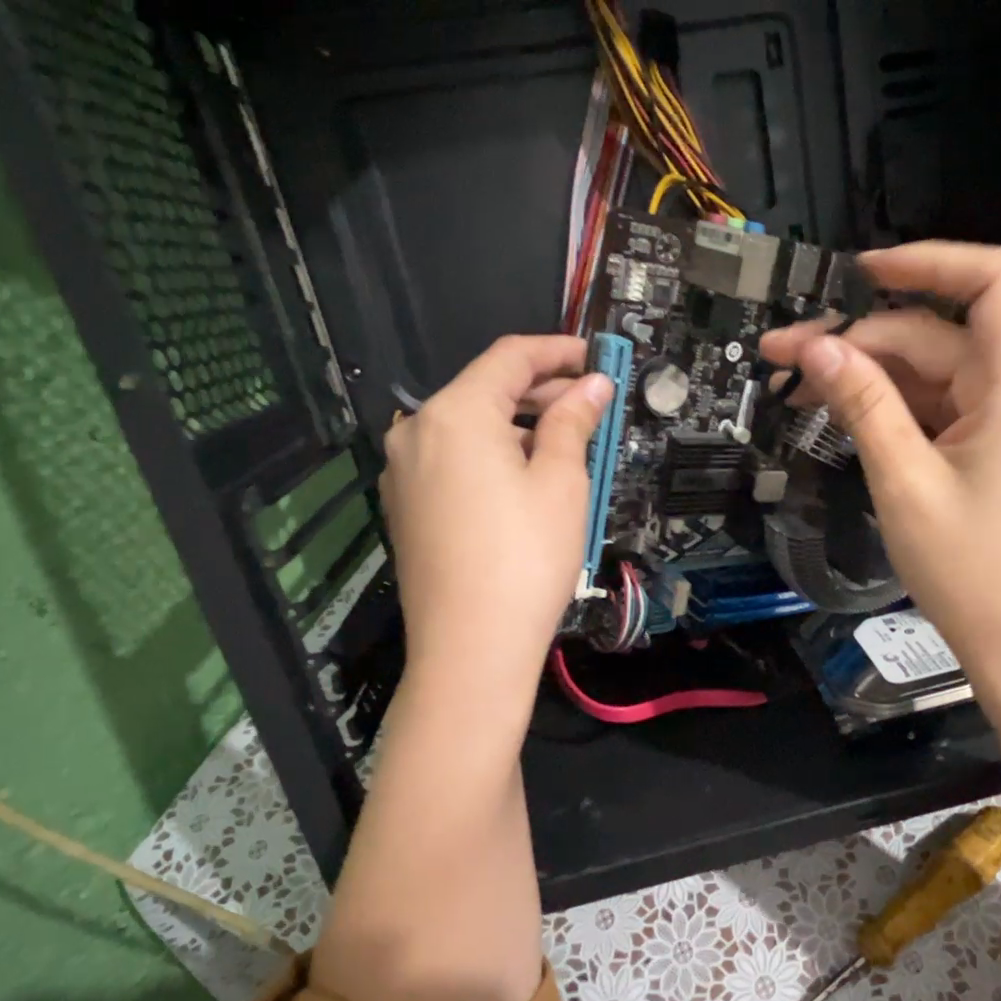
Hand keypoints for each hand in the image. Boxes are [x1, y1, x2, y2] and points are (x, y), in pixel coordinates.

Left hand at [381, 335, 612, 693]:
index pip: (509, 358)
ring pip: (469, 428)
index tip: (597, 358)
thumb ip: (572, 421)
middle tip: (593, 405)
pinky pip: (453, 462)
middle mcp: (416, 431)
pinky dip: (492, 456)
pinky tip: (526, 481)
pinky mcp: (405, 507)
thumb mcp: (561, 482)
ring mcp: (403, 472)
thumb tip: (592, 385)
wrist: (470, 648)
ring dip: (519, 427)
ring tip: (568, 447)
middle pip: (485, 391)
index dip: (557, 351)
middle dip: (541, 393)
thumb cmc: (525, 557)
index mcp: (454, 412)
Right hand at [760, 243, 1000, 707]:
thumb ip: (862, 405)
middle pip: (938, 331)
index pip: (994, 280)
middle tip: (785, 354)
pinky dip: (885, 404)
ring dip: (864, 372)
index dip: (930, 260)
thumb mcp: (904, 482)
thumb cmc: (970, 570)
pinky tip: (833, 411)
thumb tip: (815, 346)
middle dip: (861, 336)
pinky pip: (931, 404)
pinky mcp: (983, 446)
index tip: (860, 272)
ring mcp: (1000, 419)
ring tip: (794, 387)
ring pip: (927, 368)